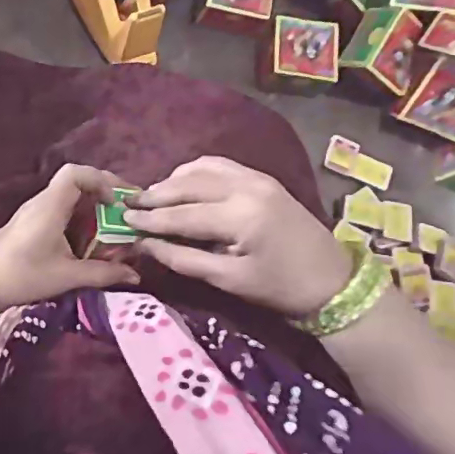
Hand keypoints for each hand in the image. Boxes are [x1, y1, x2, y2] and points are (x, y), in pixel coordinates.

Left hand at [0, 164, 140, 308]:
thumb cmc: (24, 276)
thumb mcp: (67, 276)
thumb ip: (103, 273)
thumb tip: (134, 276)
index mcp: (50, 206)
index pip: (76, 173)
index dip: (101, 181)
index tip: (116, 203)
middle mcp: (42, 202)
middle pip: (76, 181)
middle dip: (103, 192)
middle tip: (124, 212)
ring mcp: (34, 211)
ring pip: (68, 196)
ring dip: (92, 206)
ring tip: (112, 226)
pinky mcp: (30, 223)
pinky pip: (59, 209)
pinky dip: (78, 217)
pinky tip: (89, 238)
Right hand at [123, 156, 350, 316]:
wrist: (332, 281)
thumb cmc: (278, 288)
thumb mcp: (227, 280)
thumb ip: (182, 259)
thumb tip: (144, 244)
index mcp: (241, 216)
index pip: (182, 213)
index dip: (149, 217)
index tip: (122, 219)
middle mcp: (247, 187)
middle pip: (188, 184)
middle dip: (155, 194)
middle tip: (128, 204)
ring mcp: (257, 178)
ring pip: (202, 169)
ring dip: (173, 181)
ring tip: (152, 197)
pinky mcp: (262, 178)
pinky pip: (220, 165)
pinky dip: (195, 173)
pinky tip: (181, 185)